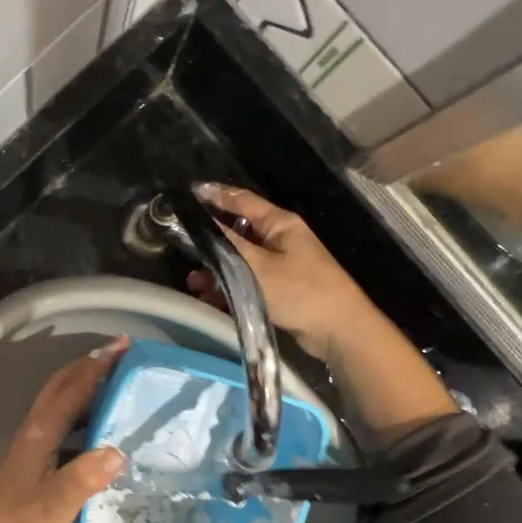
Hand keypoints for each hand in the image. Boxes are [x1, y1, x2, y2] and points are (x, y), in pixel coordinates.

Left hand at [0, 337, 128, 522]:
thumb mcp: (57, 503)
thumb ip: (86, 477)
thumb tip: (119, 451)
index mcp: (41, 432)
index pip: (73, 388)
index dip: (99, 365)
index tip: (125, 345)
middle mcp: (36, 430)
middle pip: (62, 386)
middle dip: (90, 365)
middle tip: (122, 354)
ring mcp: (34, 445)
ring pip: (61, 403)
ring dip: (86, 386)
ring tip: (118, 384)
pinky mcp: (36, 461)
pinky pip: (64, 424)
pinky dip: (83, 413)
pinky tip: (102, 430)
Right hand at [187, 183, 377, 357]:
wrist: (338, 330)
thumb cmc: (300, 291)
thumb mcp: (257, 266)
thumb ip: (227, 244)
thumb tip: (201, 223)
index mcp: (280, 224)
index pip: (243, 201)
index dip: (216, 195)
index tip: (189, 192)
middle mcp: (280, 240)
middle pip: (239, 232)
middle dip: (211, 242)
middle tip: (183, 248)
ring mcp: (281, 266)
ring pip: (240, 261)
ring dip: (217, 270)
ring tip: (194, 283)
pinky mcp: (280, 290)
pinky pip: (247, 282)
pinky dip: (229, 288)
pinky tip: (210, 299)